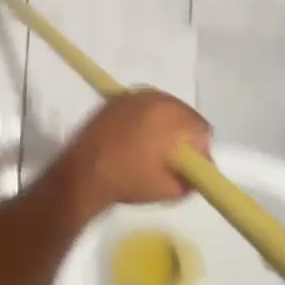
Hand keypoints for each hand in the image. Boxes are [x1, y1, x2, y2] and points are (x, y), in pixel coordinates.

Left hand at [48, 89, 211, 216]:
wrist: (82, 174)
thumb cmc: (129, 180)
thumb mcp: (172, 190)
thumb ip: (194, 179)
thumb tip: (198, 171)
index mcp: (174, 116)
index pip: (202, 131)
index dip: (200, 151)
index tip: (189, 168)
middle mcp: (157, 97)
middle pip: (184, 115)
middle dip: (182, 136)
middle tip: (170, 160)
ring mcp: (134, 95)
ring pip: (163, 109)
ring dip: (163, 126)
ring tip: (149, 150)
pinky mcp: (116, 99)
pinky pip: (142, 108)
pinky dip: (144, 120)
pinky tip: (133, 140)